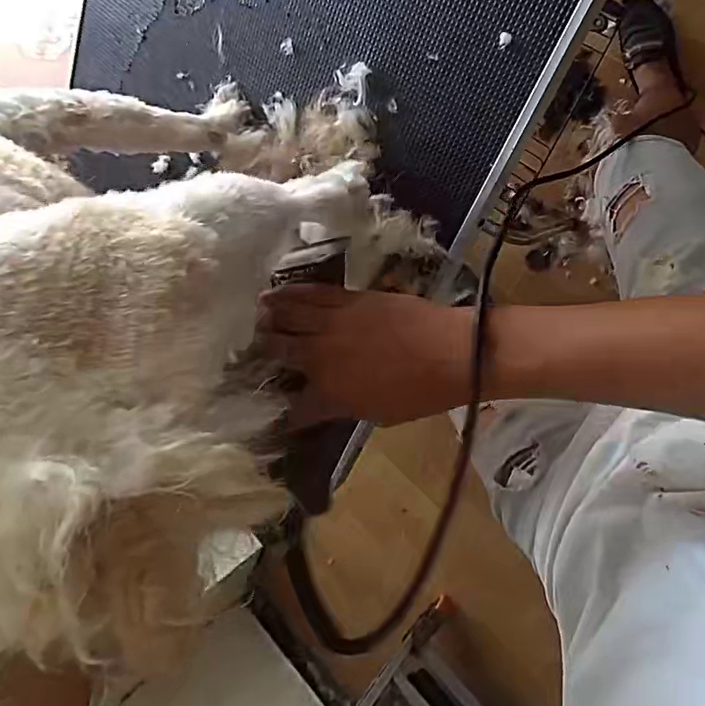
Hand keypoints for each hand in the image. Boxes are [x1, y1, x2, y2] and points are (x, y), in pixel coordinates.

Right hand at [258, 285, 475, 425]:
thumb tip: (330, 400)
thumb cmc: (422, 393)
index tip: (269, 408)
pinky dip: (292, 293)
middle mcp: (322, 359)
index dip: (279, 411)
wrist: (452, 352)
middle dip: (262, 352)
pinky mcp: (349, 299)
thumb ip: (346, 405)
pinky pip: (313, 294)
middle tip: (252, 349)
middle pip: (280, 353)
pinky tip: (278, 292)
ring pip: (289, 317)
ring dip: (269, 317)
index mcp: (330, 397)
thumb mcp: (379, 413)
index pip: (293, 409)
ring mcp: (334, 324)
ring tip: (256, 316)